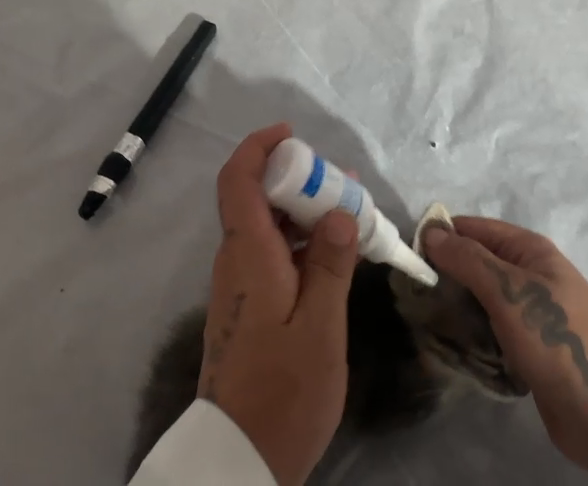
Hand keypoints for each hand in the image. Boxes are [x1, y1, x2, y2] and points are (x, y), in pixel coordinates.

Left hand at [199, 124, 360, 485]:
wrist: (242, 453)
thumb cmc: (284, 390)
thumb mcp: (320, 328)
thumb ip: (330, 266)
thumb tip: (338, 210)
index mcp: (248, 256)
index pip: (237, 181)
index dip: (258, 148)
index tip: (292, 135)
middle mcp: (237, 261)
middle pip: (255, 199)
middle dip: (295, 179)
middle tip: (341, 181)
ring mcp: (241, 285)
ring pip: (267, 228)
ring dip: (303, 212)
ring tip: (350, 211)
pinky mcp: (250, 306)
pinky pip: (273, 255)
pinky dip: (302, 243)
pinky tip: (336, 253)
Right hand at [422, 217, 587, 472]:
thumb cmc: (557, 341)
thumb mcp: (509, 292)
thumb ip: (468, 259)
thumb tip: (431, 229)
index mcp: (532, 250)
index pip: (474, 228)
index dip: (442, 237)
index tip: (408, 256)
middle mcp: (533, 274)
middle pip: (477, 262)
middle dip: (446, 273)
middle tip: (412, 292)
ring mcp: (533, 312)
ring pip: (481, 296)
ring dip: (457, 304)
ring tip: (425, 318)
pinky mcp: (531, 346)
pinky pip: (492, 326)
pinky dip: (473, 330)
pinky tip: (453, 342)